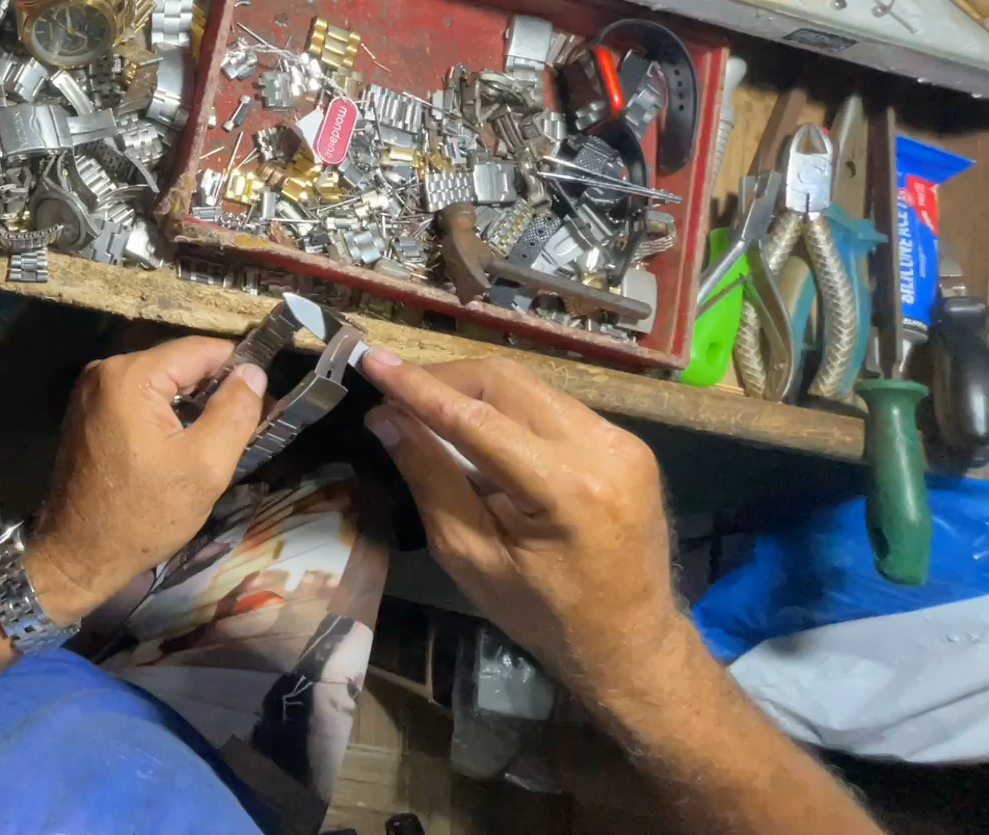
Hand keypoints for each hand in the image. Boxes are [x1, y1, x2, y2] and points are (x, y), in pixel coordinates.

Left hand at [26, 337, 267, 622]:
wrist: (79, 552)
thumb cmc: (144, 513)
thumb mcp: (205, 465)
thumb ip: (234, 411)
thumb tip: (253, 371)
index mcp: (130, 375)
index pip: (198, 350)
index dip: (237, 368)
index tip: (264, 395)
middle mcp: (104, 370)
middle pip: (177, 363)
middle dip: (211, 388)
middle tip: (244, 424)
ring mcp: (90, 390)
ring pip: (159, 381)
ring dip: (188, 403)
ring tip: (213, 438)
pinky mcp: (86, 410)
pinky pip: (137, 397)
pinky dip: (162, 413)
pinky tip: (177, 444)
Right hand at [358, 350, 683, 699]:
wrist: (634, 645)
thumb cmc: (542, 613)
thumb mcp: (468, 553)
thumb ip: (428, 476)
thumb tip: (385, 418)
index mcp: (566, 489)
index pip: (472, 417)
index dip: (414, 386)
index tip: (371, 359)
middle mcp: (603, 450)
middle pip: (502, 380)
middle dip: (439, 378)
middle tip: (392, 397)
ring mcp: (620, 440)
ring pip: (523, 383)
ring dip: (466, 387)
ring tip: (423, 408)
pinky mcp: (621, 441)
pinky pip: (543, 401)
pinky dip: (497, 403)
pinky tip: (470, 426)